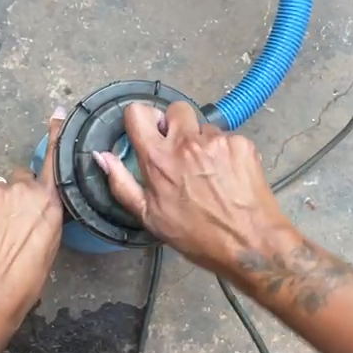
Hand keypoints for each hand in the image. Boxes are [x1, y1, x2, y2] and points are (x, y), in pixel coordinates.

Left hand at [0, 109, 68, 317]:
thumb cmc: (25, 281)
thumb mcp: (49, 247)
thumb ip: (44, 219)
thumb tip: (33, 215)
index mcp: (50, 202)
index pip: (53, 160)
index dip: (55, 136)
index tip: (56, 114)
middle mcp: (24, 190)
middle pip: (17, 181)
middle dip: (12, 198)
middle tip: (7, 228)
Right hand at [94, 102, 298, 275]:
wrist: (250, 244)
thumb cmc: (198, 236)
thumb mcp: (150, 217)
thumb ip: (121, 183)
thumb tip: (102, 157)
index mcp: (158, 159)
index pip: (138, 112)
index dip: (142, 119)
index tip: (148, 133)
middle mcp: (186, 143)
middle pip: (175, 109)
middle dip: (176, 125)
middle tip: (181, 151)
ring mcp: (216, 141)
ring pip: (203, 126)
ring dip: (202, 142)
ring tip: (208, 172)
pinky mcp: (241, 144)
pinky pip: (227, 138)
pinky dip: (226, 152)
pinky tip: (228, 176)